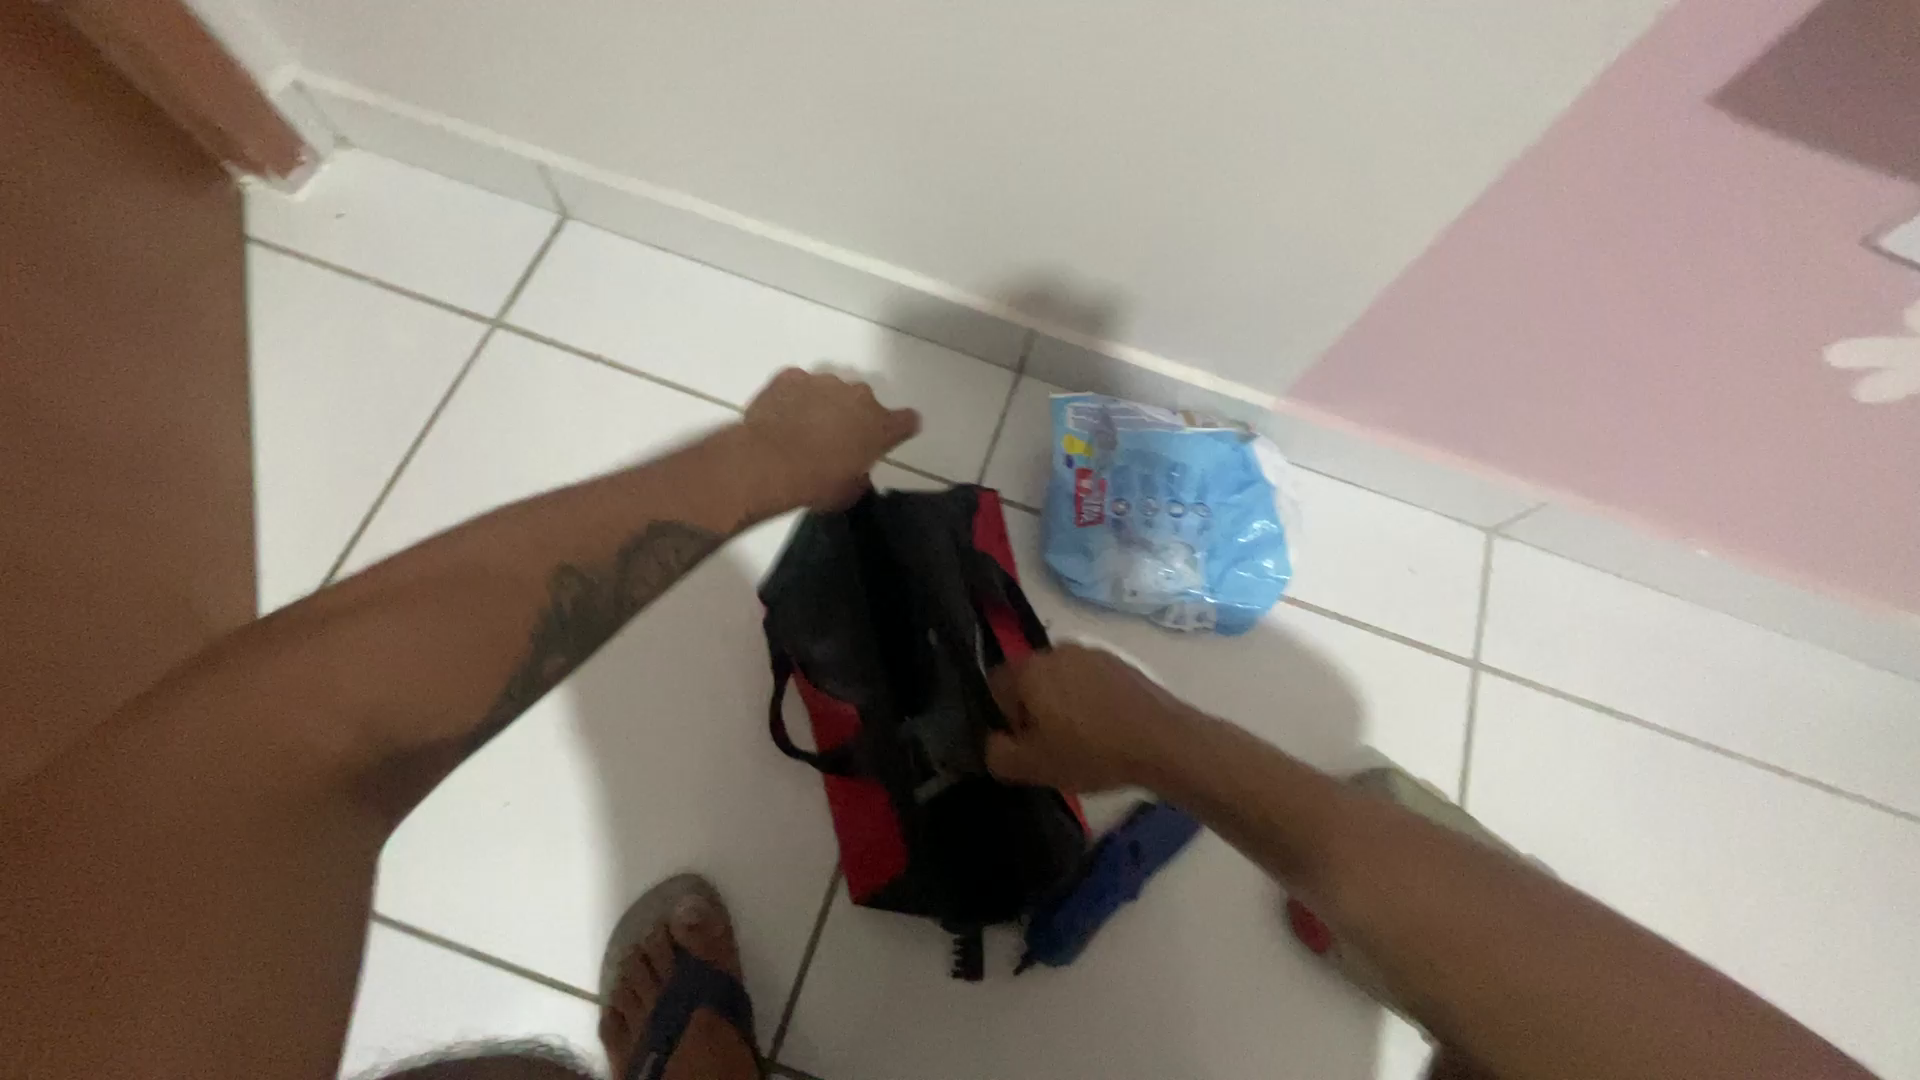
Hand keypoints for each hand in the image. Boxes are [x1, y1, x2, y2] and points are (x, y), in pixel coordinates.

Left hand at [739, 368, 920, 512]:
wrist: (767, 464)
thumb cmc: (815, 484)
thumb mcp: (848, 492)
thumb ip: (861, 476)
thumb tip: (857, 472)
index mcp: (880, 426)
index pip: (907, 421)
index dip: (898, 429)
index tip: (887, 438)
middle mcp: (859, 396)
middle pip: (865, 402)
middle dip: (854, 416)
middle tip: (835, 439)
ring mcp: (824, 381)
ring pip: (831, 389)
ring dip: (824, 403)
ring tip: (803, 428)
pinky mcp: (791, 376)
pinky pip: (798, 384)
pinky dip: (794, 396)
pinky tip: (782, 416)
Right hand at [985, 644, 1194, 792]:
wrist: (1162, 740)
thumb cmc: (1091, 751)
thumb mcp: (1033, 767)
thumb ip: (998, 754)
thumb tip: (994, 741)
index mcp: (1029, 669)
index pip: (995, 684)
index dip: (1003, 716)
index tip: (1024, 743)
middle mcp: (1056, 650)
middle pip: (1030, 680)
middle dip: (1034, 709)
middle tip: (1051, 744)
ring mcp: (1091, 652)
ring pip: (1061, 679)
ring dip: (1063, 704)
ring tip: (1083, 738)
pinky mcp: (1120, 662)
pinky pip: (1090, 680)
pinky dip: (1090, 700)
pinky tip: (1107, 727)